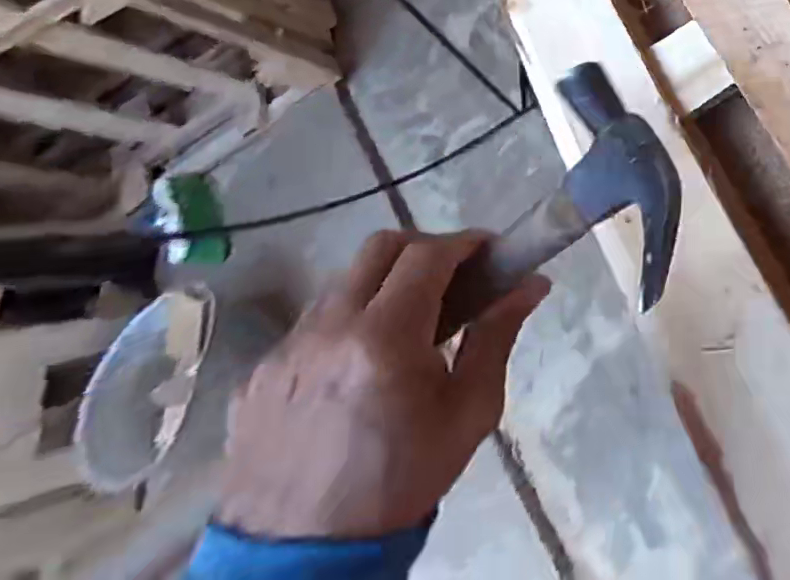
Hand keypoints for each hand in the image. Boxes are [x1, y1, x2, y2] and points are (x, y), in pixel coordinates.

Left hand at [216, 230, 550, 538]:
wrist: (299, 558)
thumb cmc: (404, 475)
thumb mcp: (472, 406)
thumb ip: (498, 334)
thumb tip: (533, 283)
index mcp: (383, 338)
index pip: (427, 255)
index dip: (466, 242)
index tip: (492, 252)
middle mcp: (326, 331)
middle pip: (379, 248)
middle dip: (426, 248)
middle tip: (456, 276)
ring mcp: (282, 353)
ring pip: (342, 283)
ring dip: (385, 283)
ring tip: (413, 321)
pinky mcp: (256, 377)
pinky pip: (311, 324)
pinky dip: (350, 320)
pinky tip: (365, 362)